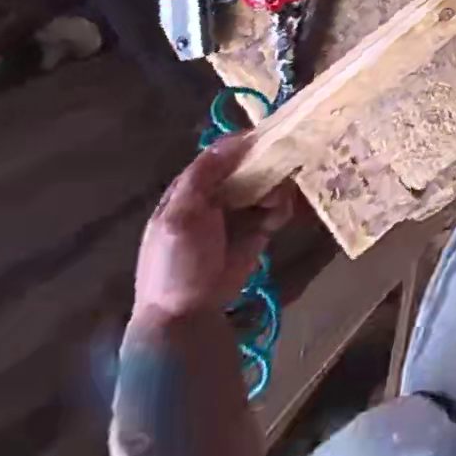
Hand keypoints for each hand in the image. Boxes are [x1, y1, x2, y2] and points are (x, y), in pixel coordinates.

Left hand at [130, 135, 292, 325]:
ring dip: (276, 189)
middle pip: (249, 166)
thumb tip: (236, 140)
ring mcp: (239, 213)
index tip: (268, 137)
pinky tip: (276, 221)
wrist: (186, 318)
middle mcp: (218, 194)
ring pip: (266, 185)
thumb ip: (203, 176)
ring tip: (275, 205)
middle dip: (267, 166)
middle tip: (280, 171)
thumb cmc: (175, 264)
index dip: (243, 144)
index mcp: (192, 187)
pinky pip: (275, 210)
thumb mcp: (179, 216)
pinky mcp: (257, 232)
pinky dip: (280, 210)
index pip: (221, 154)